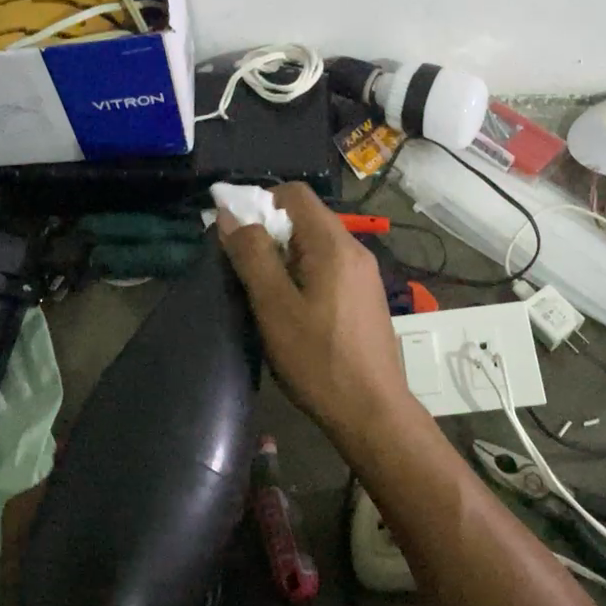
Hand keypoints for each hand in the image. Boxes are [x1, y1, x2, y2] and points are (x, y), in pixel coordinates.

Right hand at [218, 183, 414, 437]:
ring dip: (285, 257)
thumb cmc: (318, 360)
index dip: (260, 202)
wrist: (373, 411)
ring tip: (264, 293)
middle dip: (270, 232)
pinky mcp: (366, 297)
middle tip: (244, 268)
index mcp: (334, 244)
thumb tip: (233, 215)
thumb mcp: (274, 307)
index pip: (295, 194)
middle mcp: (355, 250)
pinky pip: (330, 267)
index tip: (236, 234)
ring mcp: (364, 275)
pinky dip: (305, 274)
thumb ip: (252, 256)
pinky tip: (292, 310)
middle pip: (307, 217)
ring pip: (317, 245)